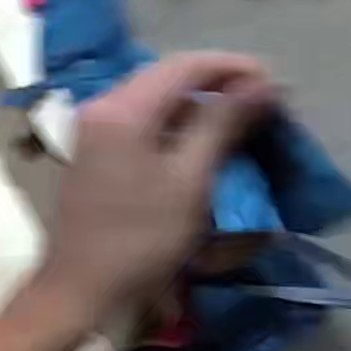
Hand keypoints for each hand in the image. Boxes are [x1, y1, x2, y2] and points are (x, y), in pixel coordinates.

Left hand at [32, 52, 275, 323]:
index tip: (271, 81)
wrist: (79, 285)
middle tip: (257, 98)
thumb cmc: (139, 238)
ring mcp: (90, 126)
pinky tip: (195, 135)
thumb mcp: (189, 180)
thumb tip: (260, 83)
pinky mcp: (91, 147)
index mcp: (122, 109)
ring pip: (150, 94)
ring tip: (235, 114)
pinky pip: (137, 116)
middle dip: (214, 80)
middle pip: (164, 74)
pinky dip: (170, 119)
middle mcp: (101, 105)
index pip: (184, 64)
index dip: (231, 65)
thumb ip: (222, 124)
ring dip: (193, 99)